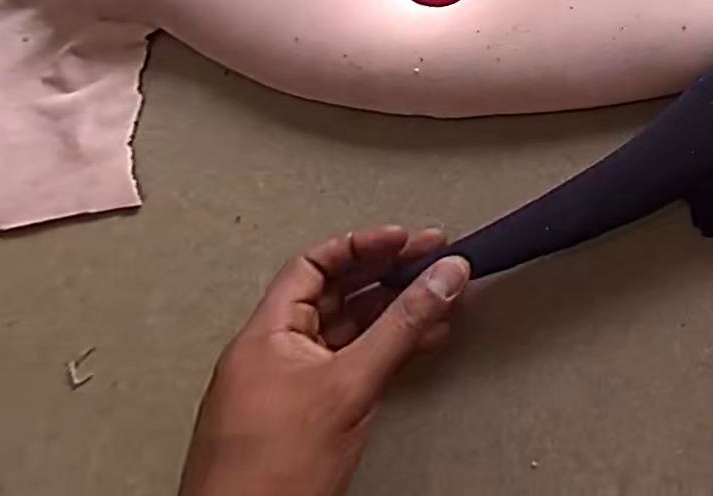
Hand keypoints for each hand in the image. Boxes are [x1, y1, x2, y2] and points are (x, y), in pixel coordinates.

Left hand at [179, 227, 471, 495]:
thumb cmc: (268, 478)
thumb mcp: (350, 384)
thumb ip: (404, 324)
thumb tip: (444, 273)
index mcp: (268, 336)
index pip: (315, 265)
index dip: (362, 245)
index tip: (403, 240)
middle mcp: (280, 353)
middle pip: (341, 291)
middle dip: (392, 272)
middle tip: (435, 256)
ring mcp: (298, 383)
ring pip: (357, 325)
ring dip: (402, 308)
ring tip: (442, 293)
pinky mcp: (317, 410)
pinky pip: (362, 358)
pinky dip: (396, 343)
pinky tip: (428, 338)